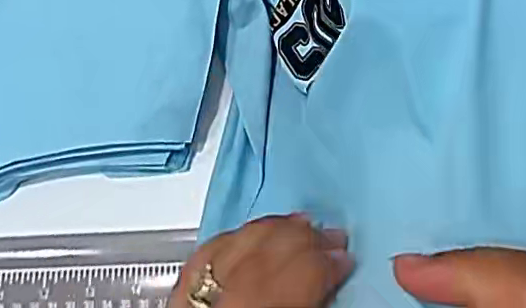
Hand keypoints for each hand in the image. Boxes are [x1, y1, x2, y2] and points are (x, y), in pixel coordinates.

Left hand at [170, 214, 353, 307]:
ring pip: (243, 244)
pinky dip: (239, 235)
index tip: (346, 260)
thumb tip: (328, 294)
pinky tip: (256, 232)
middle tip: (333, 238)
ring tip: (303, 226)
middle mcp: (228, 301)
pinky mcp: (179, 294)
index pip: (301, 275)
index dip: (328, 264)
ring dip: (277, 230)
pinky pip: (212, 250)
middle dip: (308, 240)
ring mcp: (197, 295)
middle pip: (273, 253)